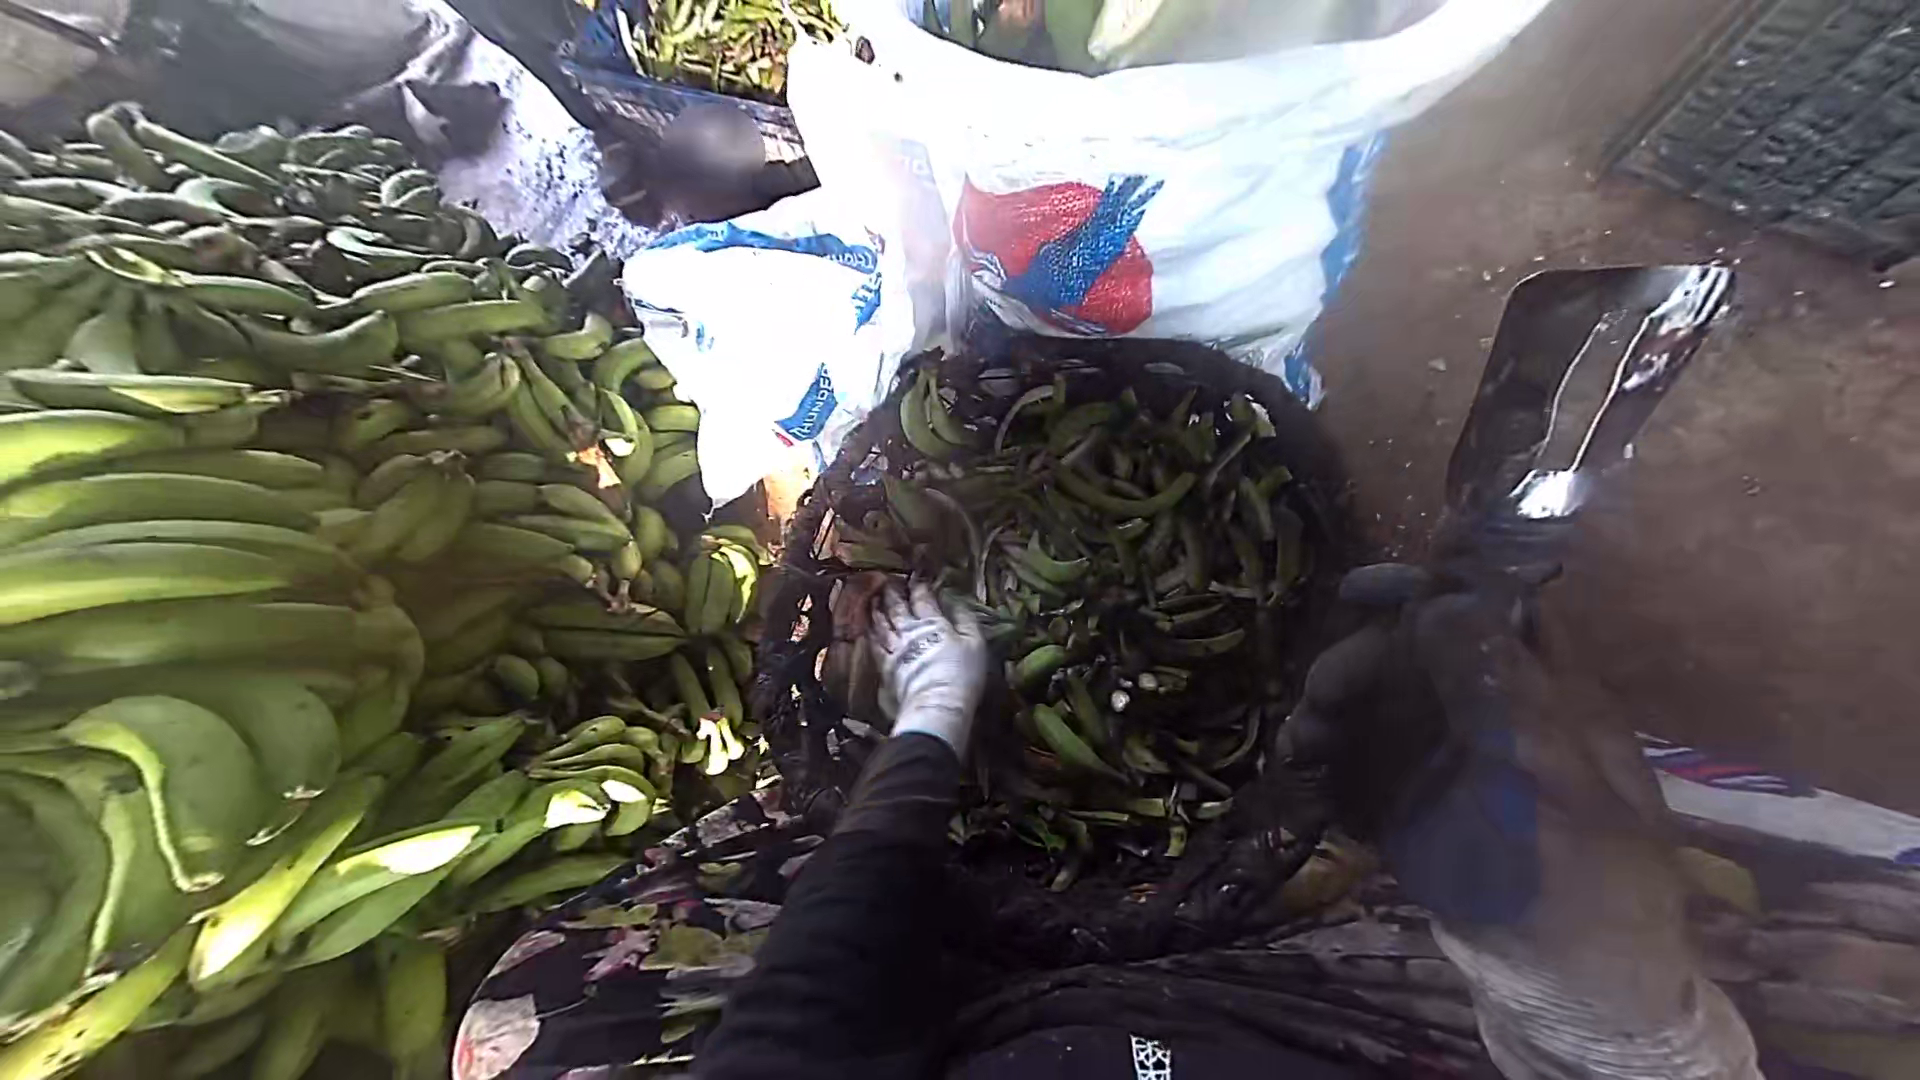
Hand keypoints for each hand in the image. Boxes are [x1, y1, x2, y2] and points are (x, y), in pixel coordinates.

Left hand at [868, 581, 986, 752]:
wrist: (936, 705)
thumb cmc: (962, 675)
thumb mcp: (975, 642)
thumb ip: (964, 617)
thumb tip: (953, 598)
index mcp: (933, 623)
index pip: (923, 598)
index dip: (919, 586)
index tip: (916, 576)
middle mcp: (909, 631)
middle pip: (897, 607)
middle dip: (893, 593)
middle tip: (887, 581)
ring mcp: (894, 649)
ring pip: (881, 624)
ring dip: (877, 610)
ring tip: (873, 600)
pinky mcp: (884, 667)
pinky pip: (874, 645)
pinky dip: (870, 634)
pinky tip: (867, 630)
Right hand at [1283, 563, 1759, 1074]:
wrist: (1550, 983)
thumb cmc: (1572, 884)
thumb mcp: (1547, 783)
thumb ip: (1499, 690)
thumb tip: (1444, 599)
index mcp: (1539, 692)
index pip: (1484, 606)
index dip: (1422, 588)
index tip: (1354, 593)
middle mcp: (1479, 705)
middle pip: (1400, 649)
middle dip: (1352, 665)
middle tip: (1322, 700)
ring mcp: (1434, 743)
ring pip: (1363, 694)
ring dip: (1323, 710)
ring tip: (1303, 747)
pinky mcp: (1397, 778)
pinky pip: (1345, 743)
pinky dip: (1316, 748)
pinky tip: (1305, 770)